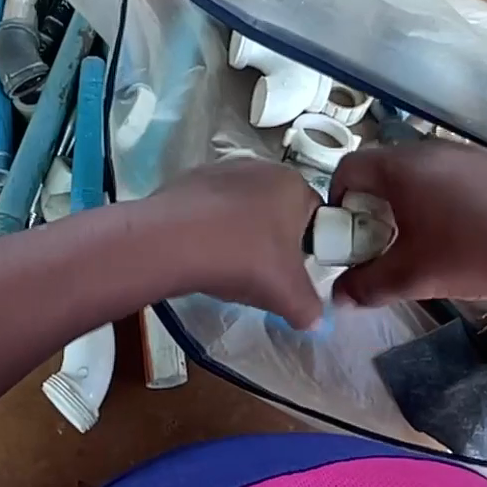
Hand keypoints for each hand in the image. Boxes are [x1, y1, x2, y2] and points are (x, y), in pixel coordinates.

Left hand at [135, 158, 325, 327]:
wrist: (172, 242)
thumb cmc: (243, 259)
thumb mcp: (287, 295)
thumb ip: (309, 309)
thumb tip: (314, 320)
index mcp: (294, 184)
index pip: (315, 216)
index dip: (308, 247)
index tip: (292, 271)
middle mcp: (261, 167)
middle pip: (276, 211)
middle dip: (272, 241)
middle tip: (261, 273)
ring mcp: (221, 169)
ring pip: (242, 209)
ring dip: (239, 234)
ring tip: (225, 265)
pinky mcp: (188, 180)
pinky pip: (210, 208)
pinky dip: (209, 228)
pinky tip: (200, 252)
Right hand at [329, 141, 486, 311]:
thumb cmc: (471, 255)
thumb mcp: (412, 277)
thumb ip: (367, 285)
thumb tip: (339, 295)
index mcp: (399, 168)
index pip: (348, 167)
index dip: (339, 199)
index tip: (351, 232)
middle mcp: (426, 148)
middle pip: (381, 167)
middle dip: (373, 202)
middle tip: (385, 239)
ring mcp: (461, 151)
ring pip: (417, 170)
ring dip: (407, 198)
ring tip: (424, 237)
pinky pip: (448, 172)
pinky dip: (439, 194)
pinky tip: (462, 228)